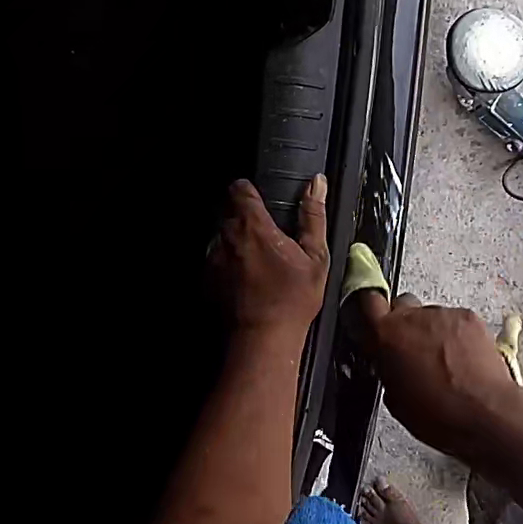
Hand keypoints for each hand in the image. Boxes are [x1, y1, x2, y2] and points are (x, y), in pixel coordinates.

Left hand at [211, 176, 329, 334]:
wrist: (263, 339)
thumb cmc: (292, 300)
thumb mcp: (315, 256)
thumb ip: (313, 216)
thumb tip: (316, 184)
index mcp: (253, 226)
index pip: (239, 189)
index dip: (249, 191)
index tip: (261, 201)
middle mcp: (226, 238)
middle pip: (228, 212)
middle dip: (245, 219)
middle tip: (268, 238)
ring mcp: (213, 259)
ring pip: (221, 236)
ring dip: (236, 242)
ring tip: (258, 262)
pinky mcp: (206, 279)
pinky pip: (216, 260)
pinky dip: (228, 264)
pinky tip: (247, 280)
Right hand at [350, 291, 522, 462]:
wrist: (486, 414)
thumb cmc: (440, 414)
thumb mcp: (396, 399)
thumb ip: (387, 368)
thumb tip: (390, 362)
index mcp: (389, 336)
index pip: (369, 302)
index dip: (371, 309)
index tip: (375, 318)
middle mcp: (415, 317)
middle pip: (403, 306)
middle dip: (405, 324)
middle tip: (414, 351)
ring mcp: (444, 314)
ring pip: (431, 315)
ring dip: (433, 332)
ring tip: (446, 363)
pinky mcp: (469, 317)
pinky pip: (455, 320)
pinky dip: (457, 335)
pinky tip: (463, 360)